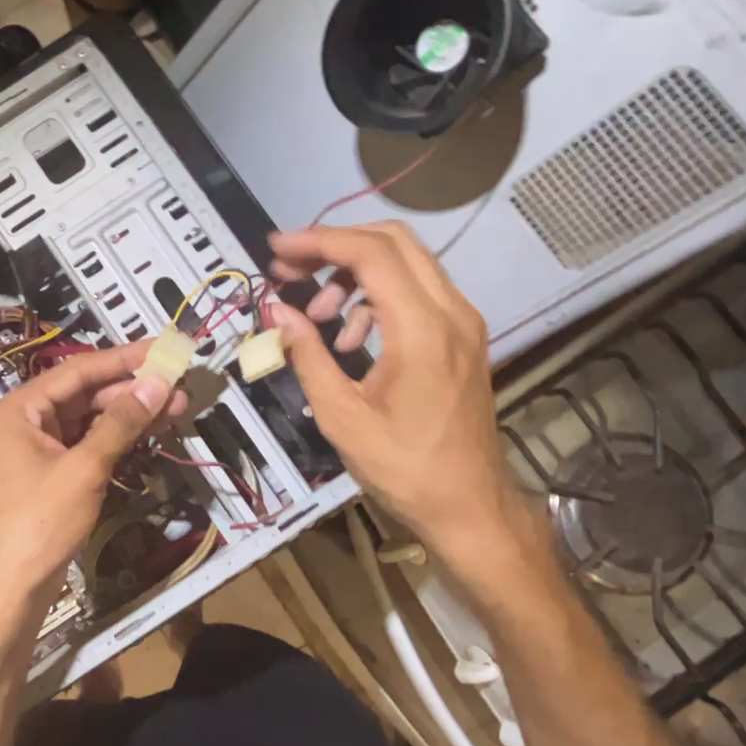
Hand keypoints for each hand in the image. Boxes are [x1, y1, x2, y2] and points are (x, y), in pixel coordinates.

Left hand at [0, 342, 181, 617]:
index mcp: (18, 409)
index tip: (162, 349)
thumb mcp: (84, 469)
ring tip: (176, 409)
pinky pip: (85, 444)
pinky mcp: (48, 474)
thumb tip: (158, 384)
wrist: (12, 588)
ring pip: (88, 420)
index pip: (77, 371)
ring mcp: (35, 449)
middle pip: (83, 394)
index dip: (123, 359)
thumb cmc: (40, 523)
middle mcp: (23, 421)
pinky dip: (115, 439)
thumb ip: (121, 424)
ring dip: (128, 415)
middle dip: (131, 391)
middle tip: (179, 385)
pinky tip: (148, 433)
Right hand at [264, 223, 518, 549]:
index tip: (277, 249)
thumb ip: (307, 356)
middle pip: (394, 242)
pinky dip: (376, 297)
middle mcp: (452, 312)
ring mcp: (463, 322)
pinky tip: (349, 339)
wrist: (468, 504)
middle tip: (290, 268)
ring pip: (407, 262)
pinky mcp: (463, 337)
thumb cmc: (403, 467)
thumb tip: (276, 311)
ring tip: (315, 315)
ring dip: (353, 274)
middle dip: (335, 245)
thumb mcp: (341, 416)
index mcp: (422, 330)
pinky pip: (417, 292)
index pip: (371, 254)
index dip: (319, 242)